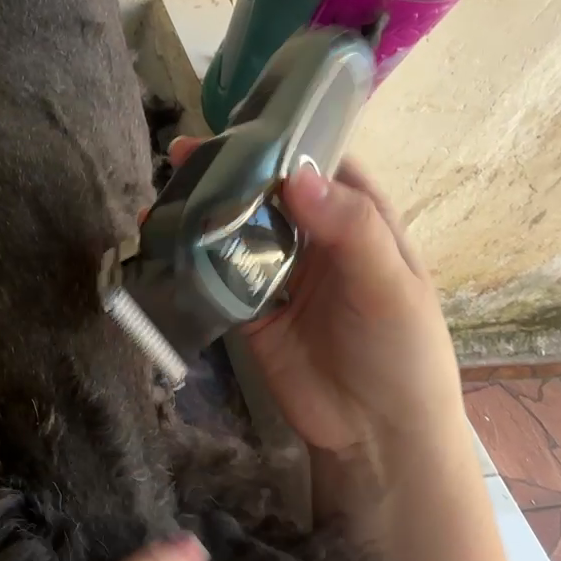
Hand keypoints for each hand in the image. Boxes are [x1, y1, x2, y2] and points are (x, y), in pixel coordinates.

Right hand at [168, 140, 461, 459]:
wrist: (374, 436)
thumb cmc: (402, 353)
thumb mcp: (390, 287)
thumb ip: (350, 229)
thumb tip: (294, 174)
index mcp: (357, 219)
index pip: (318, 162)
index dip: (282, 139)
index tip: (239, 124)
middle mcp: (313, 237)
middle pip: (265, 191)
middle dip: (227, 170)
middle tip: (183, 154)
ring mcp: (277, 272)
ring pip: (234, 228)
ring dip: (201, 210)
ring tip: (162, 192)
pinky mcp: (247, 308)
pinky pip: (214, 274)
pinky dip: (187, 258)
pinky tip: (158, 240)